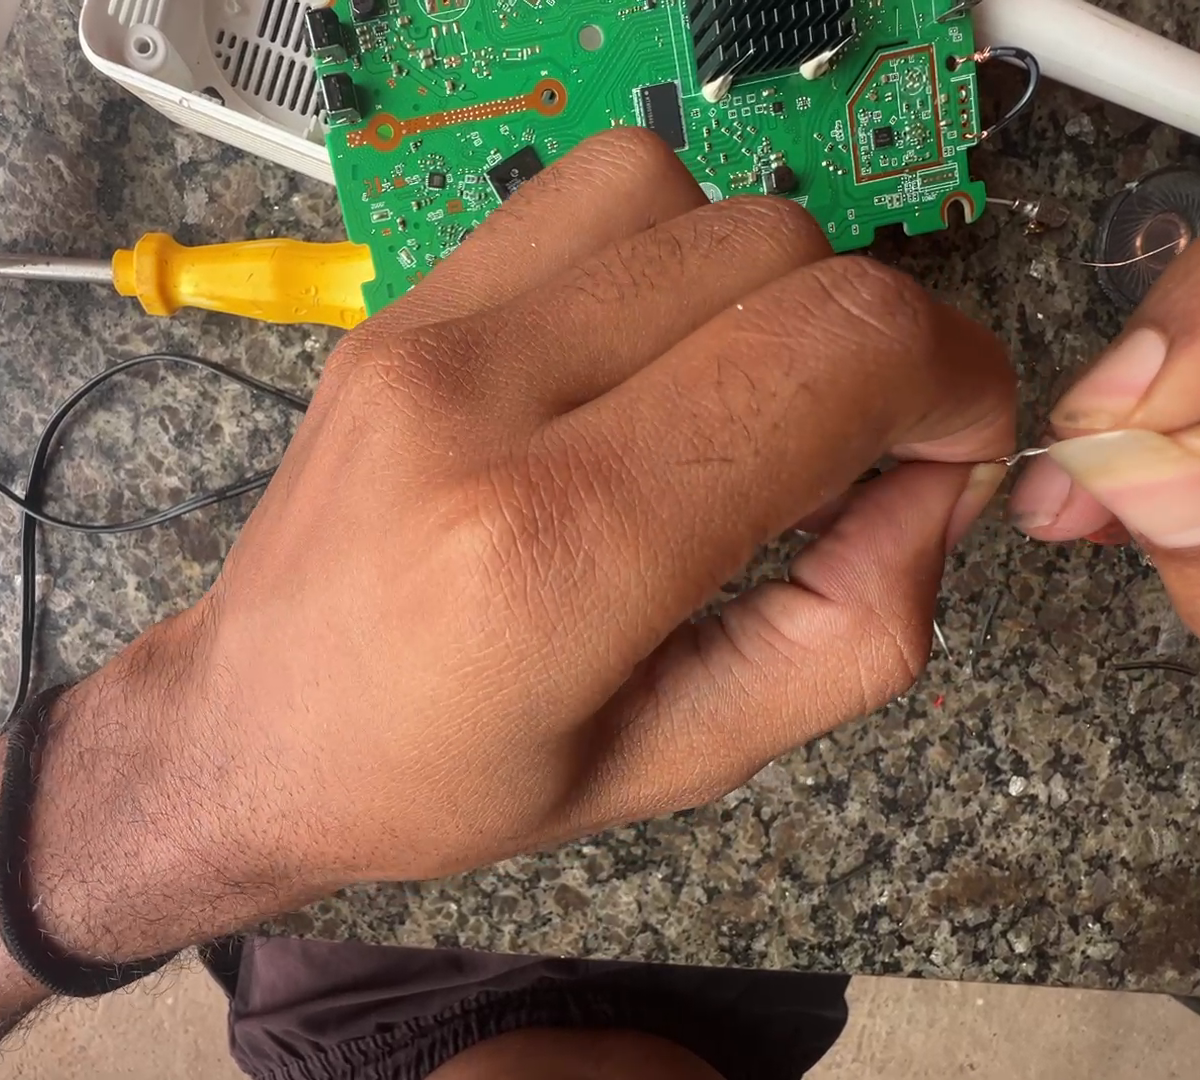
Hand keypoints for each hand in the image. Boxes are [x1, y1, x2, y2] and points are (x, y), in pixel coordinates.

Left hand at [57, 129, 1013, 913]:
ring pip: (676, 194)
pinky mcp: (393, 309)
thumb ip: (847, 636)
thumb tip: (926, 485)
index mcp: (557, 549)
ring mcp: (420, 333)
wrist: (252, 730)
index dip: (948, 381)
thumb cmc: (443, 780)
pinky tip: (625, 356)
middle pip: (772, 250)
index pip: (833, 350)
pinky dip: (651, 255)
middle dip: (860, 340)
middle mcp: (480, 403)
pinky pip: (574, 203)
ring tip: (715, 396)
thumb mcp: (672, 765)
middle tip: (827, 448)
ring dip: (749, 285)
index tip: (935, 453)